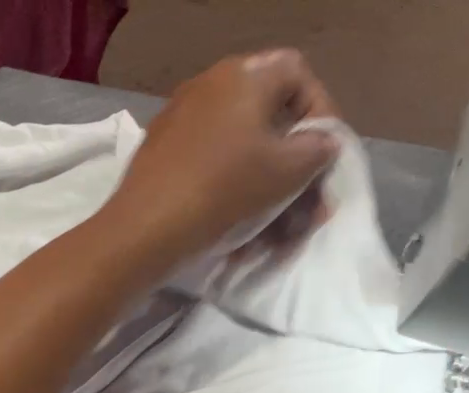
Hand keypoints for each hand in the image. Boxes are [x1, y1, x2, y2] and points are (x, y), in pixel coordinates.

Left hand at [103, 50, 340, 266]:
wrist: (144, 232)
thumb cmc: (224, 190)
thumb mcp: (287, 171)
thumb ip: (317, 149)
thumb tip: (322, 142)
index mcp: (243, 75)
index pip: (298, 75)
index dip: (321, 115)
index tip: (324, 160)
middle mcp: (209, 87)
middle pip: (268, 120)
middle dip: (293, 170)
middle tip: (307, 212)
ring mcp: (180, 122)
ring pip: (240, 154)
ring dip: (266, 194)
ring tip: (276, 238)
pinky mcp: (161, 157)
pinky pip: (211, 171)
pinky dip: (232, 199)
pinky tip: (241, 241)